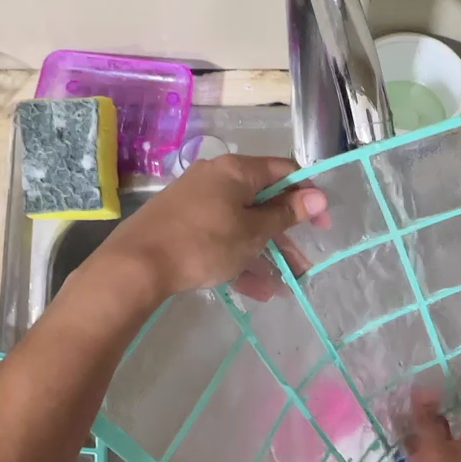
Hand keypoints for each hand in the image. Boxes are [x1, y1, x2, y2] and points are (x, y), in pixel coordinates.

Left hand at [88, 154, 327, 300]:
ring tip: (281, 287)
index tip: (322, 226)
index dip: (307, 197)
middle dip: (285, 237)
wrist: (138, 265)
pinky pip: (221, 238)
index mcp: (236, 170)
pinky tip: (254, 291)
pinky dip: (238, 259)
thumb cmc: (204, 243)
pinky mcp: (182, 225)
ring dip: (264, 255)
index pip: (283, 172)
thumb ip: (285, 214)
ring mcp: (197, 202)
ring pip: (241, 225)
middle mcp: (216, 178)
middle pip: (262, 202)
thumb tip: (318, 195)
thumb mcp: (252, 232)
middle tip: (303, 266)